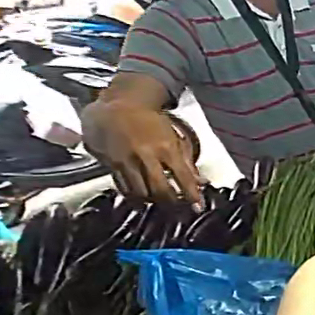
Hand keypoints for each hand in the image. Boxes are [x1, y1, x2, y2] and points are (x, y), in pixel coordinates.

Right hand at [83, 99, 202, 206]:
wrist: (116, 108)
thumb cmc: (149, 122)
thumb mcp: (173, 137)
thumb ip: (187, 161)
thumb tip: (201, 182)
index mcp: (166, 146)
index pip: (184, 177)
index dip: (192, 195)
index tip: (198, 206)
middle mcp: (147, 154)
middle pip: (161, 189)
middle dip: (171, 202)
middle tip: (177, 207)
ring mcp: (128, 160)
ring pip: (141, 192)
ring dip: (152, 201)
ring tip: (160, 202)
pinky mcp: (112, 165)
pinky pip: (124, 188)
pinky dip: (134, 196)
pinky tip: (142, 197)